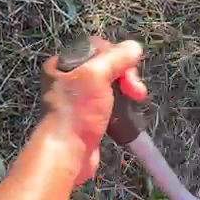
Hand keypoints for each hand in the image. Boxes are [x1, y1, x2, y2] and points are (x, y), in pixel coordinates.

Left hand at [42, 37, 146, 185]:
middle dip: (125, 74)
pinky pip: (110, 103)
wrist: (67, 152)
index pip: (96, 47)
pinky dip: (121, 105)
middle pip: (106, 66)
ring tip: (136, 100)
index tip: (128, 69)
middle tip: (135, 90)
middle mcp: (68, 79)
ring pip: (110, 85)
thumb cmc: (77, 110)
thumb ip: (117, 57)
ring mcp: (79, 100)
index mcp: (63, 64)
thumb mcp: (96, 74)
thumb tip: (135, 47)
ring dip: (126, 90)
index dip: (116, 55)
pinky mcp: (89, 117)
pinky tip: (128, 111)